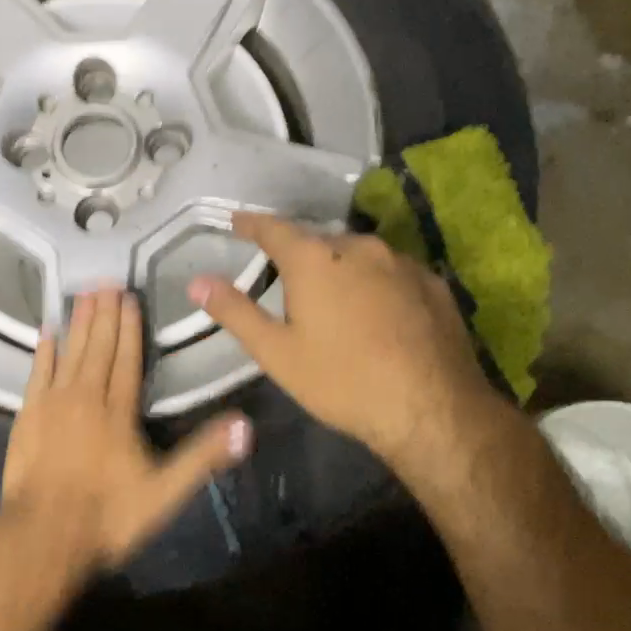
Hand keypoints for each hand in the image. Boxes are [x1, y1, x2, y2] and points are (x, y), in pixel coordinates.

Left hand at [1, 288, 252, 570]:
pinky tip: (46, 331)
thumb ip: (203, 456)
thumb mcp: (165, 493)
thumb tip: (245, 425)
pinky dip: (44, 351)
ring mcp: (52, 404)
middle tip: (105, 281)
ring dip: (77, 323)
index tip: (129, 296)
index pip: (127, 359)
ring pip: (69, 353)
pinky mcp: (27, 416)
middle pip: (97, 348)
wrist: (43, 535)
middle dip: (103, 314)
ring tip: (83, 294)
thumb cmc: (108, 515)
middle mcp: (85, 397)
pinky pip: (37, 373)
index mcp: (118, 412)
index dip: (129, 327)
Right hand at [187, 212, 498, 462]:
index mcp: (313, 258)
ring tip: (331, 295)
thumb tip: (197, 281)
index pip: (273, 228)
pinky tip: (375, 311)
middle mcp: (357, 247)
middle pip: (317, 240)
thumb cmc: (342, 381)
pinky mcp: (432, 282)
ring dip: (339, 267)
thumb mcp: (276, 353)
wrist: (433, 409)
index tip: (235, 221)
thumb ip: (235, 312)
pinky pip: (391, 271)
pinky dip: (374, 282)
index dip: (251, 224)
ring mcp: (400, 262)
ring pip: (357, 254)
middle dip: (298, 253)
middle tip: (284, 276)